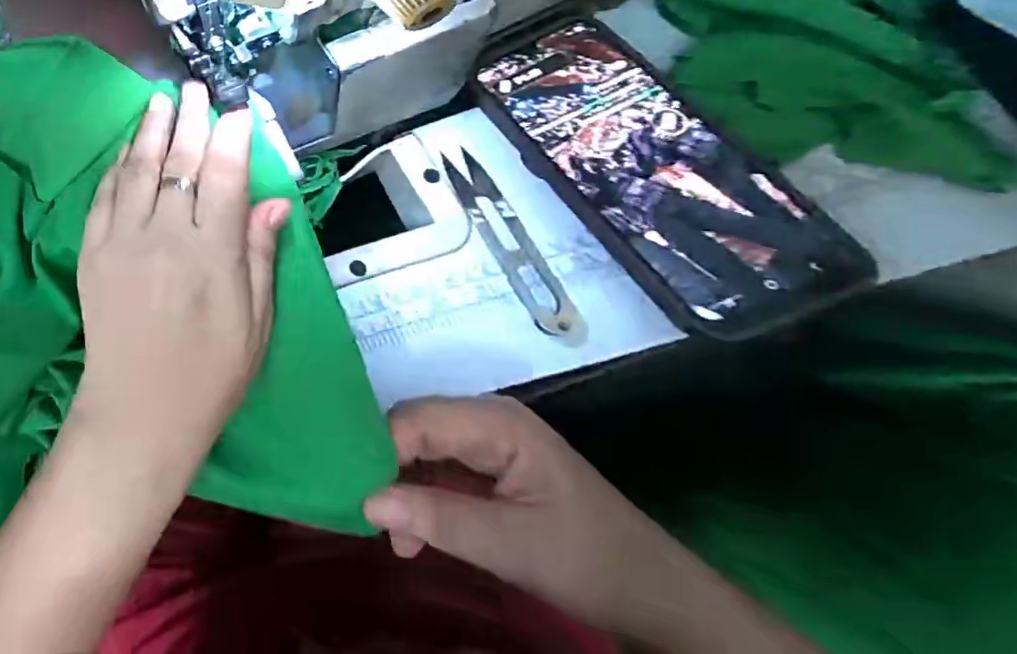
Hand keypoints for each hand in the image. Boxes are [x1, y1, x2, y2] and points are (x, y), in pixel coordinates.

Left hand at [69, 84, 292, 469]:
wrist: (137, 410)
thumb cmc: (210, 374)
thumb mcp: (255, 323)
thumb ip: (260, 256)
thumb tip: (272, 201)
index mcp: (212, 255)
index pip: (225, 178)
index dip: (232, 139)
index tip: (237, 112)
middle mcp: (165, 237)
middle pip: (179, 163)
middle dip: (189, 120)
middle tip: (194, 88)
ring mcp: (121, 241)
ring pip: (137, 170)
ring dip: (149, 130)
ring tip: (159, 99)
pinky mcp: (91, 252)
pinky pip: (104, 197)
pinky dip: (116, 167)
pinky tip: (125, 148)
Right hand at [363, 398, 817, 653]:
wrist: (658, 598)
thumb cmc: (590, 562)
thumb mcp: (513, 547)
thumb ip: (438, 519)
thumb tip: (366, 501)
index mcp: (497, 423)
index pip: (417, 419)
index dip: (381, 449)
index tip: (358, 492)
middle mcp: (486, 419)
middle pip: (414, 427)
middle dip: (386, 468)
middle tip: (369, 516)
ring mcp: (488, 440)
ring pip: (421, 447)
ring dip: (401, 487)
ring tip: (395, 536)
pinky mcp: (489, 465)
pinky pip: (438, 467)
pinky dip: (419, 496)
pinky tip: (412, 533)